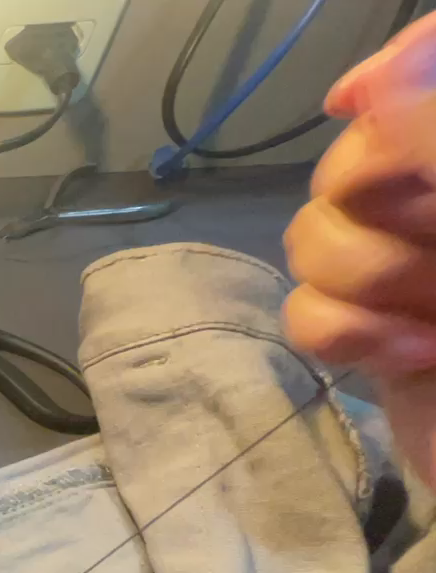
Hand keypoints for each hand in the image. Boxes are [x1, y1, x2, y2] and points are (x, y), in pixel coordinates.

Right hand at [286, 12, 435, 480]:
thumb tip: (369, 85)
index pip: (434, 67)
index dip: (404, 72)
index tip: (368, 102)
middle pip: (353, 158)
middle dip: (378, 202)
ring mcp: (413, 261)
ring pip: (313, 238)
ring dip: (363, 280)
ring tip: (434, 319)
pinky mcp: (371, 326)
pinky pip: (301, 311)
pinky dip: (340, 335)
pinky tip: (406, 355)